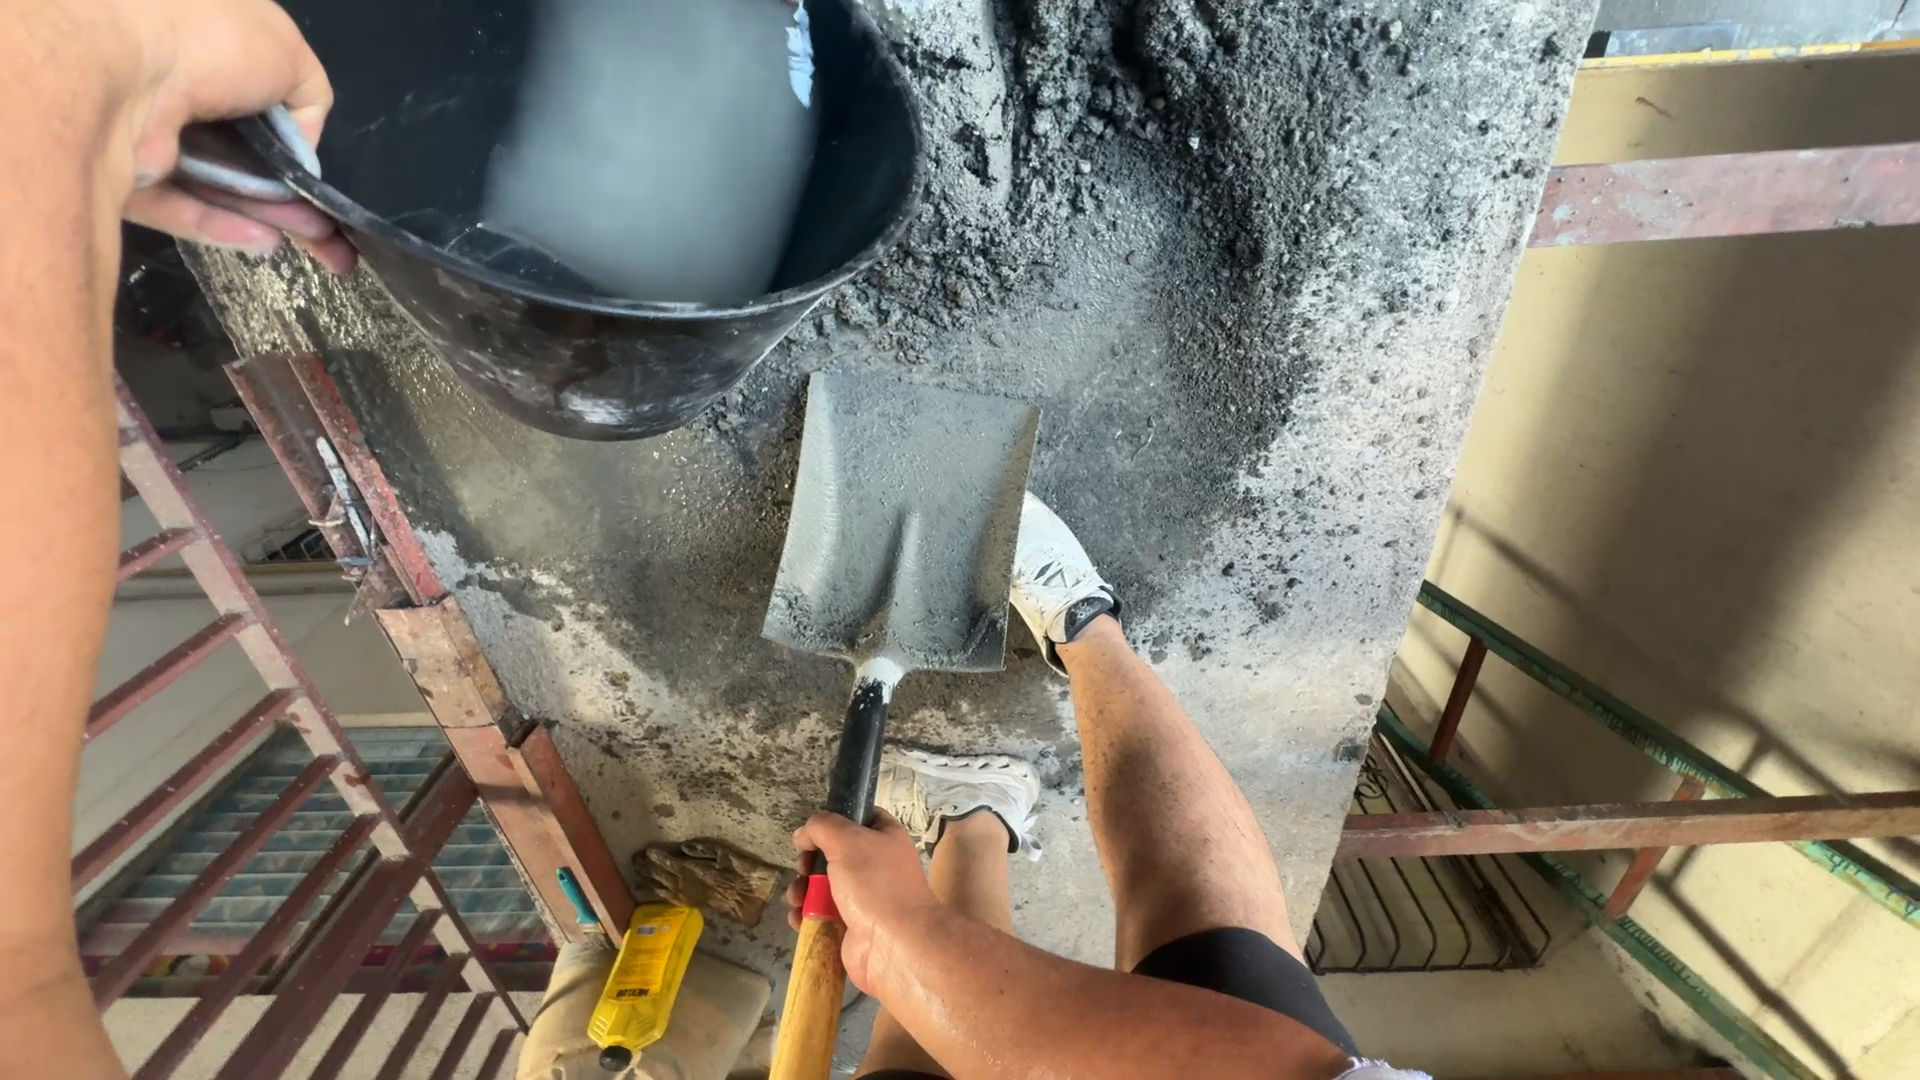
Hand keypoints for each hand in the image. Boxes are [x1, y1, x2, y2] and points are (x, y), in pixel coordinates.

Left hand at [108, 0, 355, 270]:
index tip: (317, 170)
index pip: (251, 92)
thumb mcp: (285, 50)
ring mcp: (133, 124)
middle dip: (291, 191)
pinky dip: (221, 224)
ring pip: (214, 180)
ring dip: (270, 213)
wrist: (102, 64)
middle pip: (238, 148)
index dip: (293, 136)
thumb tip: (299, 142)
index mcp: (189, 37)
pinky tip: (263, 239)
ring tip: (318, 241)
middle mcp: (156, 76)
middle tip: (331, 226)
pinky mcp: (116, 166)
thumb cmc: (201, 38)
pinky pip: (177, 202)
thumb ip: (308, 95)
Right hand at [785, 810, 938, 992]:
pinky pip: (822, 914)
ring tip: (797, 898)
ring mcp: (863, 896)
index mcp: (885, 836)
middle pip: (834, 853)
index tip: (813, 831)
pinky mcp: (850, 925)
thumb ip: (822, 827)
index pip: (859, 817)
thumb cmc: (875, 883)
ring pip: (824, 884)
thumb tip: (803, 834)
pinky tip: (798, 917)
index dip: (835, 820)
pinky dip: (807, 915)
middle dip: (811, 861)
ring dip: (804, 889)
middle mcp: (876, 864)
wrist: (894, 944)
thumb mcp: (848, 840)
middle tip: (804, 867)